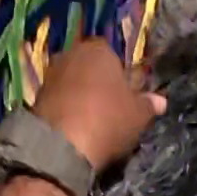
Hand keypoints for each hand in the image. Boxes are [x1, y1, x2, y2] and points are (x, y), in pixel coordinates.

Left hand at [31, 39, 166, 168]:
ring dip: (80, 98)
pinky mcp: (36, 96)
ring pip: (73, 83)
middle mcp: (72, 53)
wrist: (63, 146)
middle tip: (109, 111)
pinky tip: (73, 130)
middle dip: (98, 85)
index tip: (125, 98)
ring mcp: (51, 74)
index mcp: (100, 49)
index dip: (121, 77)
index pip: (114, 56)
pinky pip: (58, 100)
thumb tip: (161, 101)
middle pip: (90, 68)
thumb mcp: (138, 116)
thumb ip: (148, 105)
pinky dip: (65, 111)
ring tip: (90, 123)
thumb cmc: (108, 121)